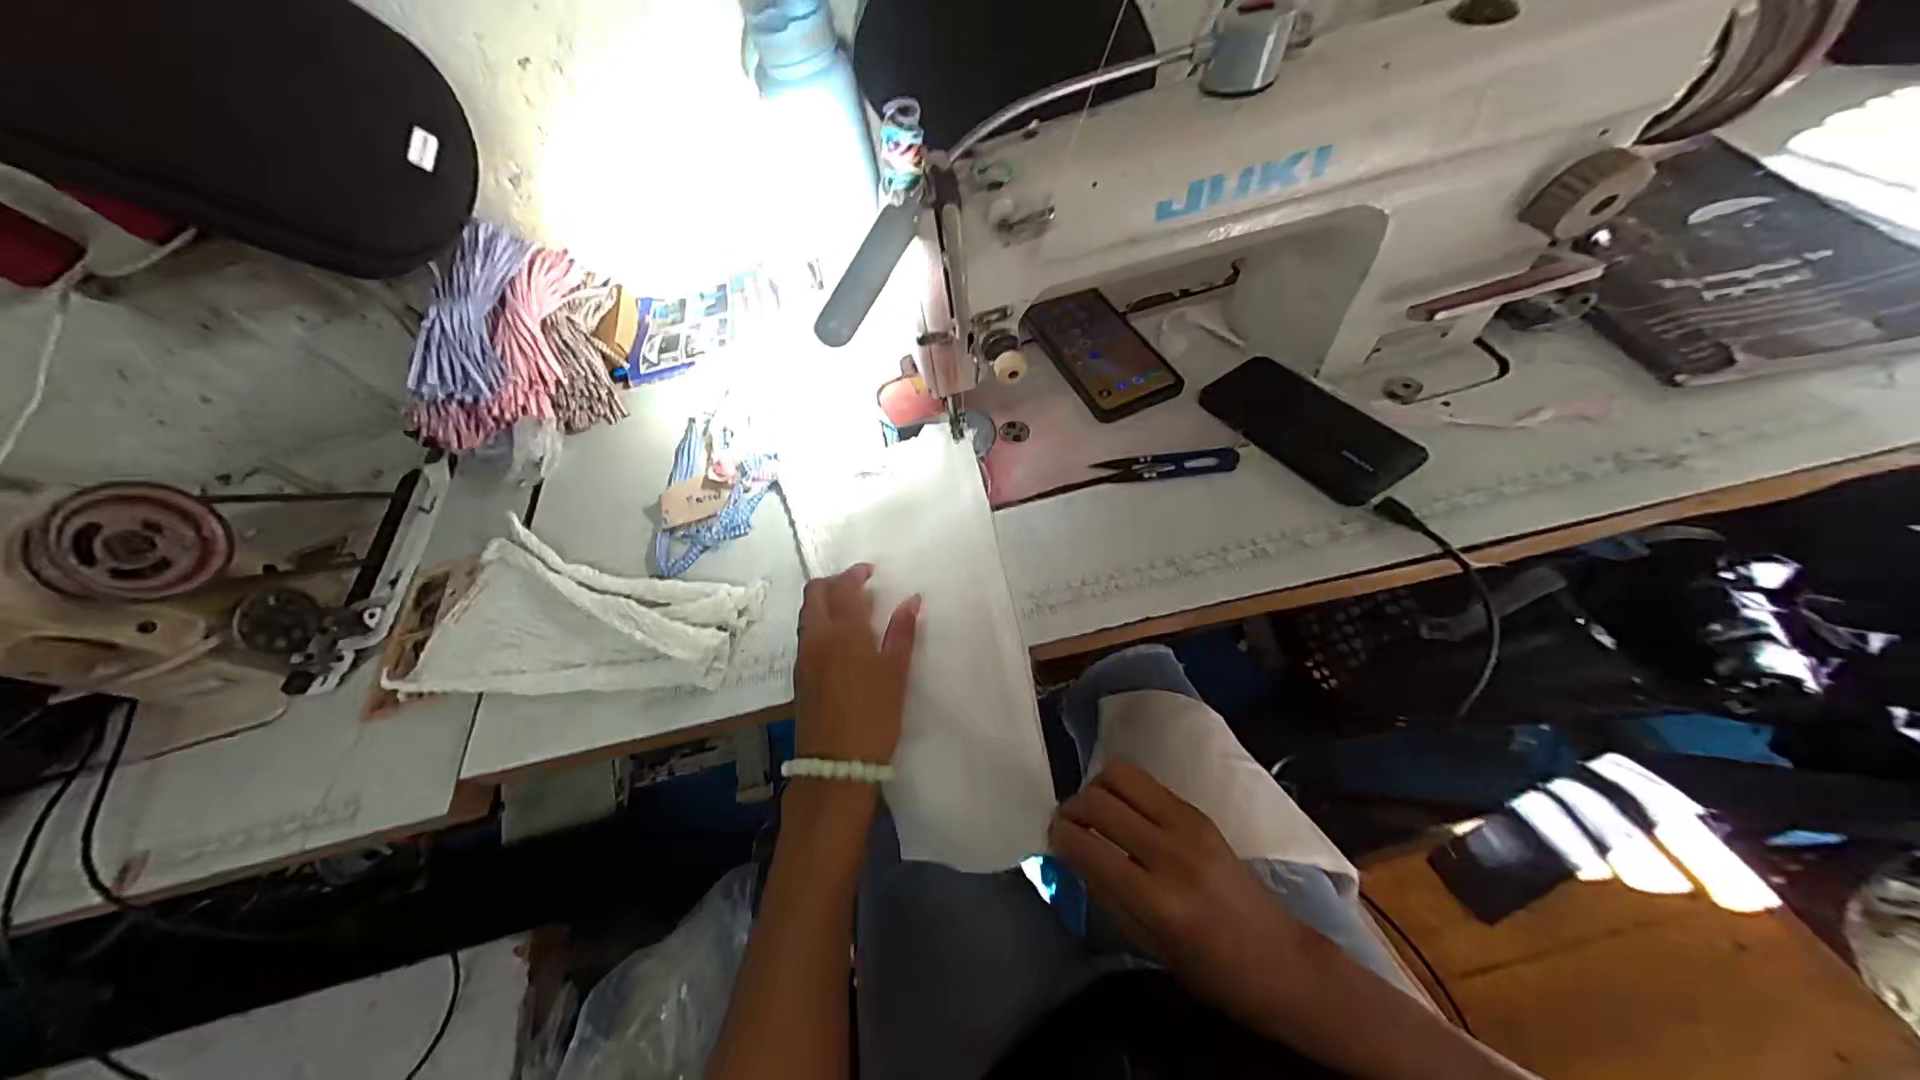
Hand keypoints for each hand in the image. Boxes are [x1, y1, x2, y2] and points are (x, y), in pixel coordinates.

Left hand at [794, 564, 919, 763]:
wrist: (836, 763)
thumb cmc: (875, 716)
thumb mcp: (896, 674)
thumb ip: (902, 633)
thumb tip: (911, 600)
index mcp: (843, 631)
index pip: (844, 587)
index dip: (856, 574)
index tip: (871, 572)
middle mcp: (817, 636)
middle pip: (815, 592)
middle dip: (835, 582)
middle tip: (859, 587)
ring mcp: (804, 655)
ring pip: (807, 613)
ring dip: (825, 601)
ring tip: (852, 612)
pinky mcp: (799, 674)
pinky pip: (806, 633)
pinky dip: (820, 622)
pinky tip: (841, 639)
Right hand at [1050, 762, 1315, 1036]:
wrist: (1279, 958)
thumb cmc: (1210, 969)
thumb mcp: (1147, 945)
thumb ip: (1106, 893)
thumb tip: (1072, 852)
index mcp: (1158, 899)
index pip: (1089, 847)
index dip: (1061, 837)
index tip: (1052, 839)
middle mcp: (1172, 852)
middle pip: (1099, 801)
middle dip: (1071, 808)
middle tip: (1067, 824)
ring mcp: (1188, 824)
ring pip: (1120, 775)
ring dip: (1096, 789)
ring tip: (1094, 813)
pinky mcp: (1198, 811)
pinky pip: (1145, 783)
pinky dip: (1122, 791)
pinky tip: (1123, 814)